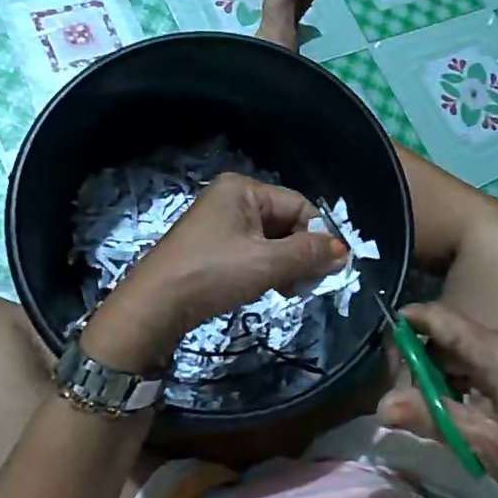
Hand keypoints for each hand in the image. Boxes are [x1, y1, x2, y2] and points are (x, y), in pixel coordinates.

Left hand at [83, 172, 348, 372]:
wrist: (152, 308)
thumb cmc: (212, 274)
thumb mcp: (267, 263)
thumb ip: (309, 254)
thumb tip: (344, 252)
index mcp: (243, 189)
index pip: (299, 206)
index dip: (317, 236)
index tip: (327, 268)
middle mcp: (232, 199)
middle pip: (286, 222)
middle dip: (301, 253)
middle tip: (307, 284)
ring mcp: (220, 223)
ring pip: (272, 240)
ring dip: (286, 265)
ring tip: (287, 290)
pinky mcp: (213, 248)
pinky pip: (254, 252)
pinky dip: (267, 269)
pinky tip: (269, 289)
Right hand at [376, 302, 497, 497]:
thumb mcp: (484, 442)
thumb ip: (431, 418)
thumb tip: (381, 406)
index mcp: (495, 349)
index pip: (439, 317)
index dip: (407, 323)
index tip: (382, 345)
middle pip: (448, 335)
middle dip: (420, 360)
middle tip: (402, 396)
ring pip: (463, 350)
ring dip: (440, 374)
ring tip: (425, 409)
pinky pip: (480, 361)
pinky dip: (460, 380)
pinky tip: (457, 411)